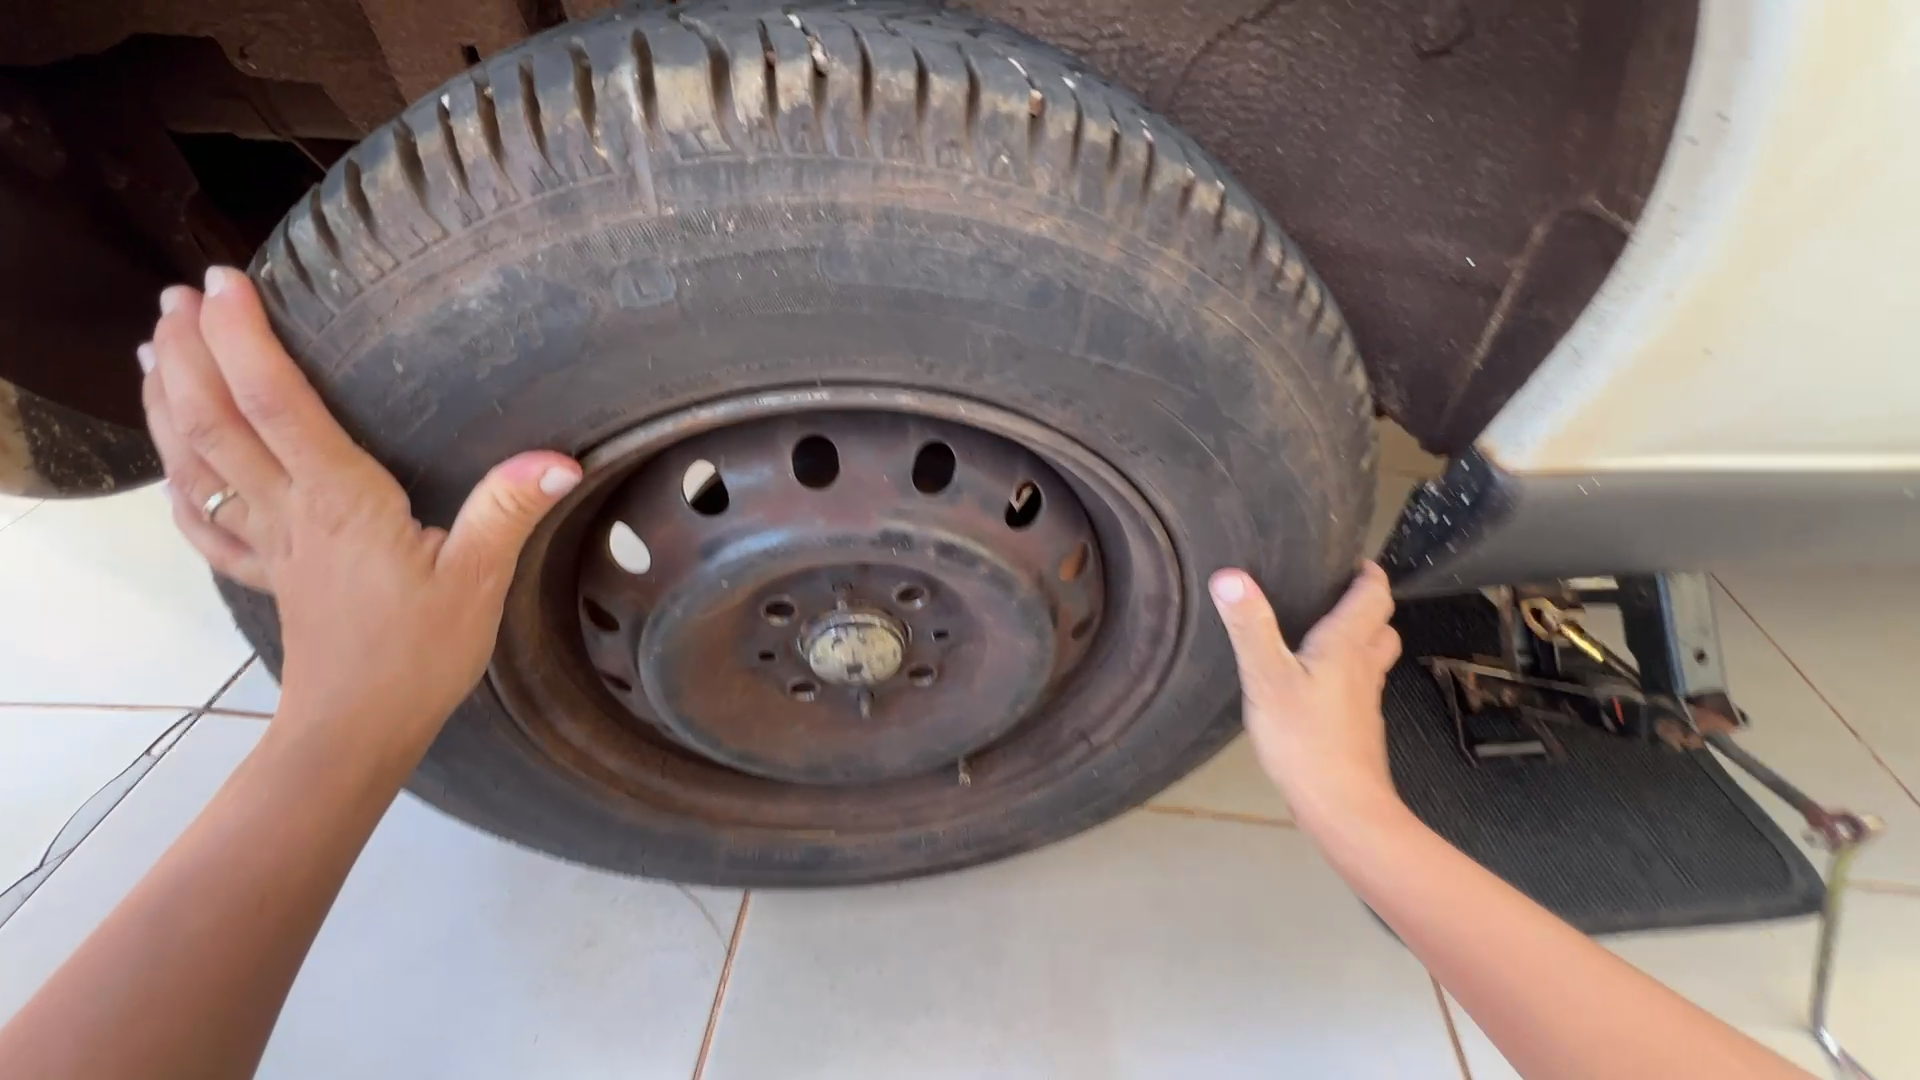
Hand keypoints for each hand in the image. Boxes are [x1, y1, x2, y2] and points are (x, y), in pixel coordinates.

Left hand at [141, 266, 581, 745]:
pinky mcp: (268, 573)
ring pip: (196, 461)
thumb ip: (509, 509)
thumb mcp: (481, 577)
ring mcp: (267, 544)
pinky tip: (177, 461)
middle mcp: (288, 511)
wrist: (360, 725)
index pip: (278, 405)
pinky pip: (207, 518)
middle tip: (179, 299)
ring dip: (169, 399)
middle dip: (190, 353)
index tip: (226, 284)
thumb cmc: (421, 651)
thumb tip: (560, 459)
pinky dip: (179, 478)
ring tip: (157, 350)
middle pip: (214, 421)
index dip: (247, 341)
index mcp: (339, 502)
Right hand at [1208, 562, 1403, 827]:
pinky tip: (1318, 683)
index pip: (1373, 598)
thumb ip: (1249, 626)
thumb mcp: (1265, 677)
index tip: (1354, 561)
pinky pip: (1359, 685)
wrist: (1341, 805)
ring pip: (1374, 657)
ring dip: (1362, 638)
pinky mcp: (1357, 726)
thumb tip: (1229, 576)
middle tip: (1338, 593)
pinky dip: (1348, 671)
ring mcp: (1364, 700)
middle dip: (1367, 605)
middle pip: (1381, 627)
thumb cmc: (1304, 737)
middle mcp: (1363, 668)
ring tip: (1329, 631)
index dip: (1368, 575)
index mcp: (1346, 647)